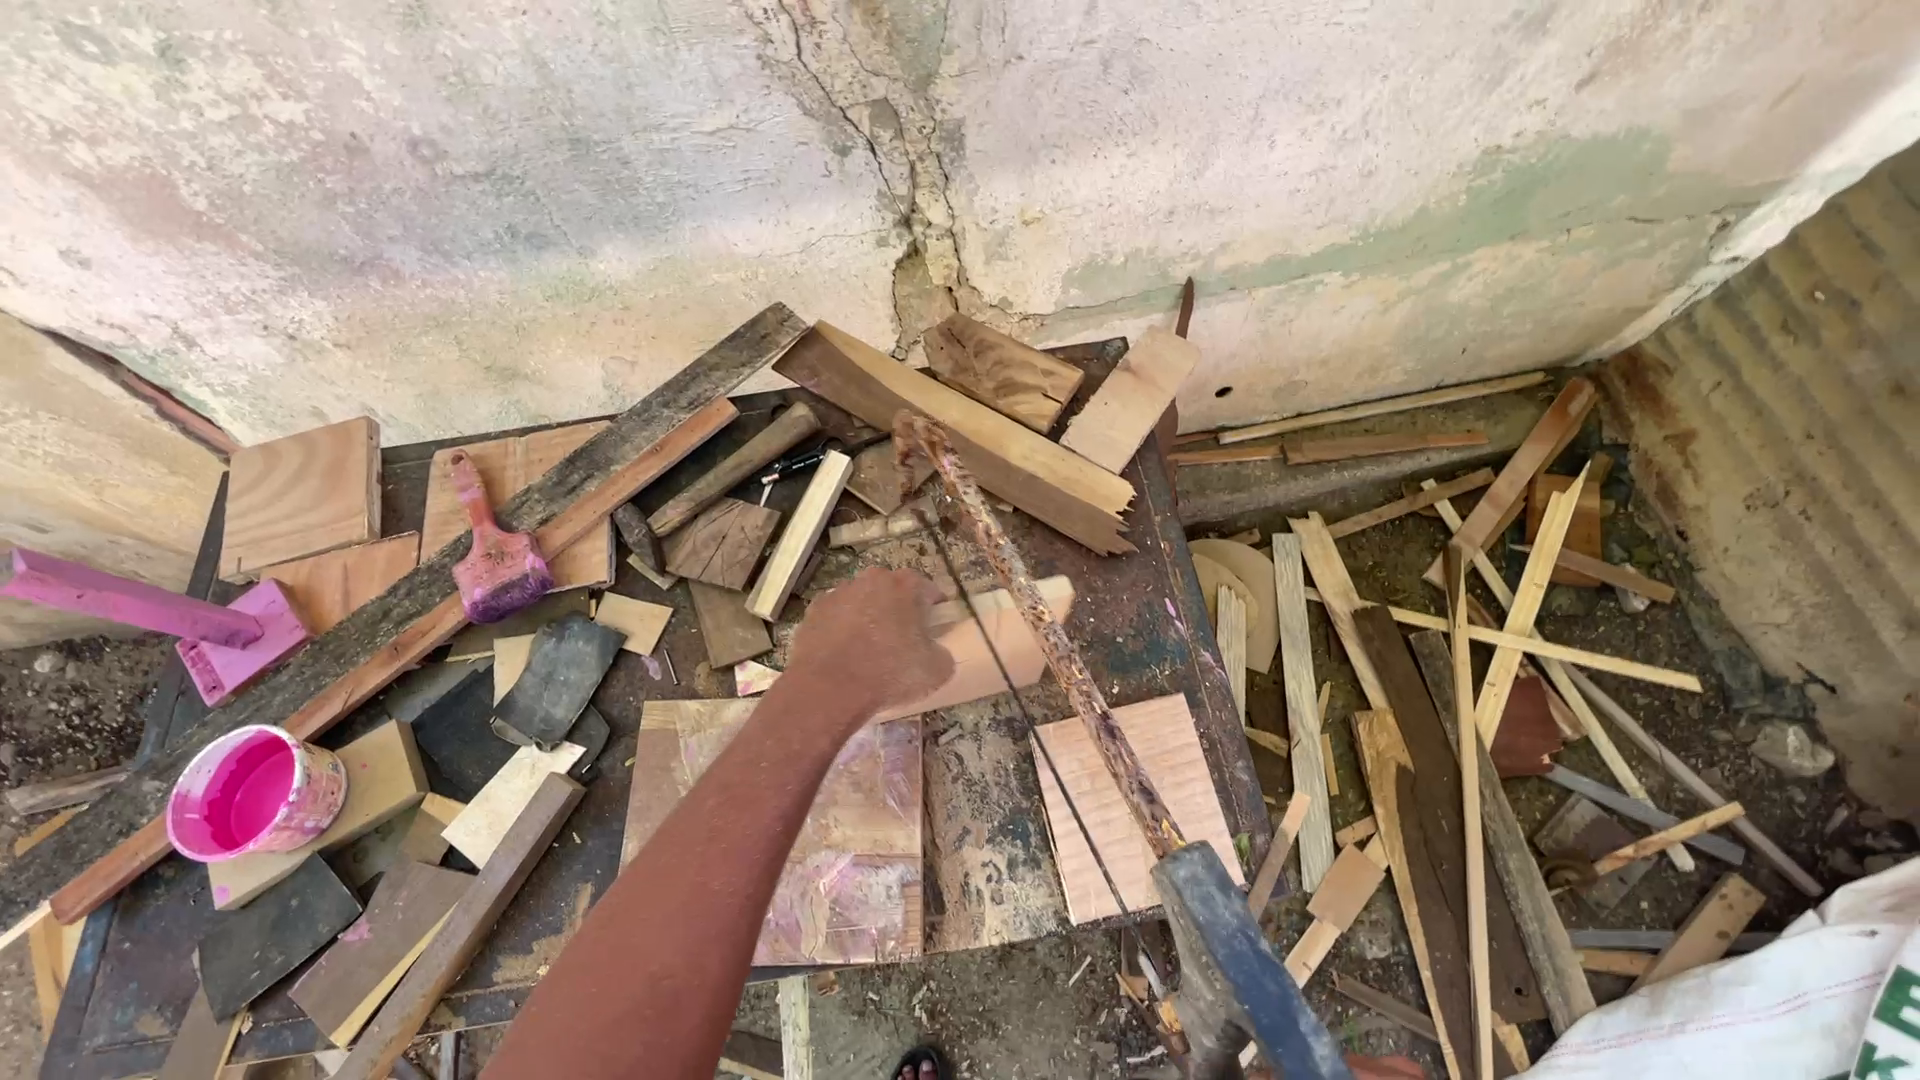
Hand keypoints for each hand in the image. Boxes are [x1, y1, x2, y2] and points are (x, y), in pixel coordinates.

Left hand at [784, 568, 954, 721]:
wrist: (829, 686)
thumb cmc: (889, 673)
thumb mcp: (936, 671)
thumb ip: (941, 654)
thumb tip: (935, 652)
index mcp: (906, 586)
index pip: (928, 590)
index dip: (934, 609)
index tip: (934, 628)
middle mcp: (872, 580)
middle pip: (892, 590)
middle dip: (899, 610)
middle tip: (902, 640)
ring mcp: (839, 592)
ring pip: (862, 601)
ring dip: (868, 618)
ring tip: (869, 651)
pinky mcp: (814, 611)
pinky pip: (836, 617)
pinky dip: (841, 630)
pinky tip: (844, 655)